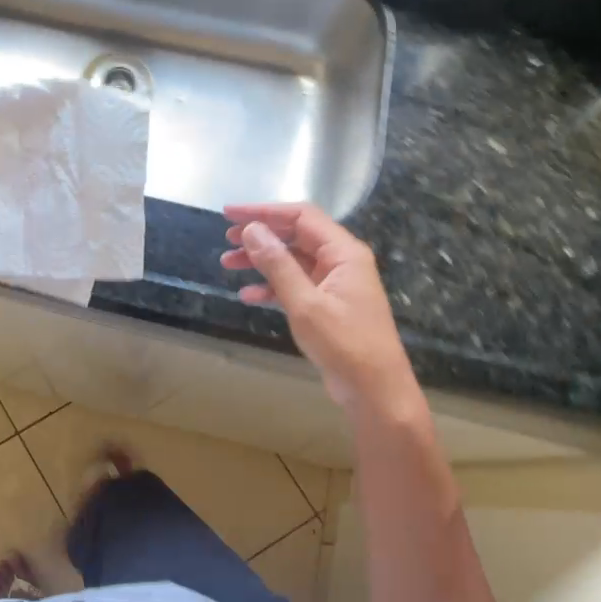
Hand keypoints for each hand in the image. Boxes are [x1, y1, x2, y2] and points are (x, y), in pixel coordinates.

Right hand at [220, 203, 422, 418]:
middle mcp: (341, 261)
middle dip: (260, 235)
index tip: (229, 214)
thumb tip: (251, 230)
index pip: (301, 217)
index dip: (264, 211)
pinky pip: (295, 285)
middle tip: (226, 240)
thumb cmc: (344, 344)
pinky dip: (271, 287)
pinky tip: (248, 296)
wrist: (374, 390)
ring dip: (261, 261)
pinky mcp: (328, 305)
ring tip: (228, 265)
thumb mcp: (305, 303)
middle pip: (296, 235)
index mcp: (343, 253)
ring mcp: (335, 284)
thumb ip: (277, 265)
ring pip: (292, 260)